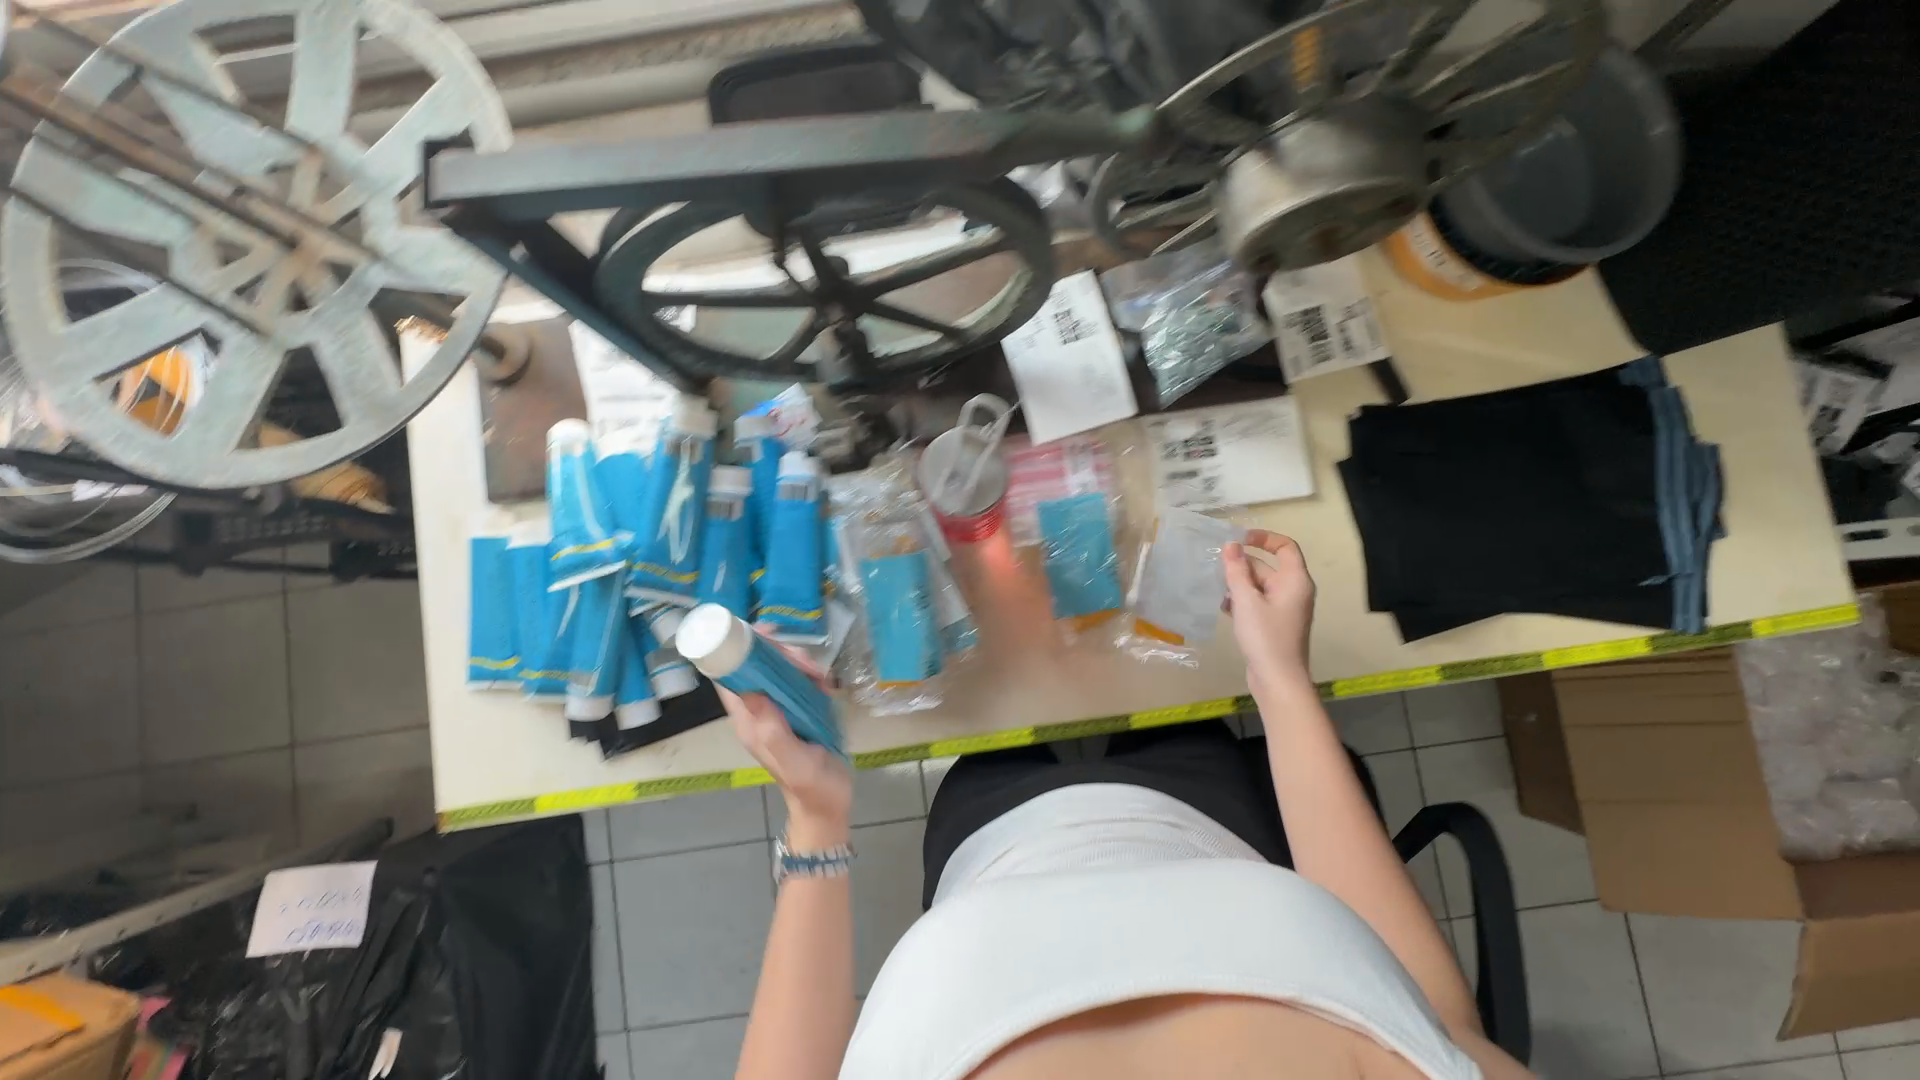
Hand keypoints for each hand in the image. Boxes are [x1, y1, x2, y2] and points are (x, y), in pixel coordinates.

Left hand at [718, 634, 852, 835]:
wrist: (829, 804)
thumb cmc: (810, 785)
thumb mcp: (793, 760)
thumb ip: (773, 730)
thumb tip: (752, 691)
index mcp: (749, 721)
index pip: (730, 677)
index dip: (739, 650)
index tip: (764, 634)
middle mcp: (759, 711)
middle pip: (758, 667)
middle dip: (780, 655)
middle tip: (806, 663)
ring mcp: (779, 710)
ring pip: (780, 671)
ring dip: (799, 665)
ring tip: (821, 678)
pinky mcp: (798, 711)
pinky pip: (799, 682)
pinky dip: (812, 677)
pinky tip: (827, 686)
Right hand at [1223, 529, 1316, 694]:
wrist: (1278, 680)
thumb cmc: (1266, 637)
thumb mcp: (1246, 601)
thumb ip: (1237, 571)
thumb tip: (1231, 545)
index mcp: (1295, 580)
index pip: (1285, 547)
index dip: (1263, 538)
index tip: (1238, 539)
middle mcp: (1293, 590)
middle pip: (1266, 566)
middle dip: (1241, 564)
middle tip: (1213, 565)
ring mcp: (1283, 608)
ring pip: (1258, 585)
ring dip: (1237, 583)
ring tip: (1212, 584)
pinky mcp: (1273, 623)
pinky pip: (1256, 602)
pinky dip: (1240, 600)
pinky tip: (1220, 605)